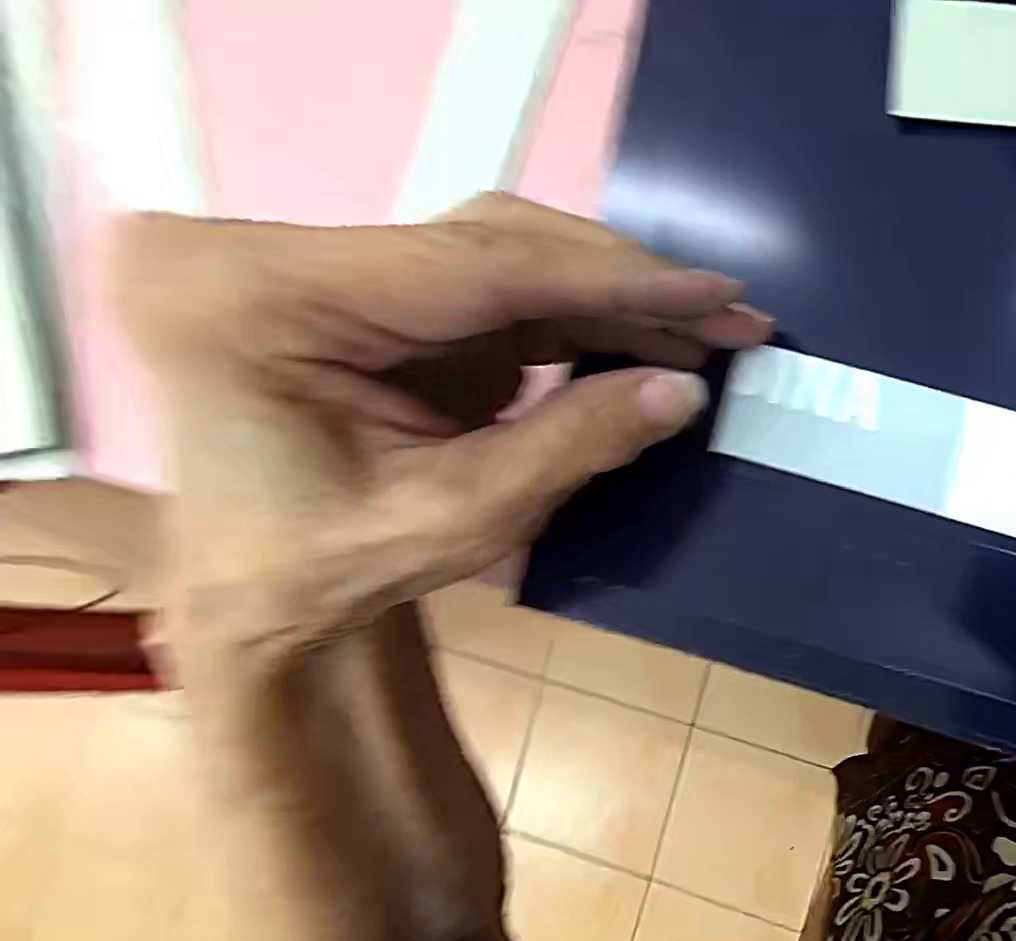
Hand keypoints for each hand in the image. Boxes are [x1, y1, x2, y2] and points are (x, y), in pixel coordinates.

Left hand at [113, 193, 772, 661]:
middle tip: (731, 313)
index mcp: (265, 295)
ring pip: (515, 263)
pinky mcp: (389, 304)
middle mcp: (291, 256)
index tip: (718, 291)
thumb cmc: (331, 568)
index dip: (617, 281)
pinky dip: (591, 323)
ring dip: (622, 301)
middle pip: (502, 244)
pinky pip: (511, 297)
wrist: (256, 593)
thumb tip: (687, 388)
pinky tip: (652, 340)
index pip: (483, 266)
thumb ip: (579, 441)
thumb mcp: (468, 513)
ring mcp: (340, 272)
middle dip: (631, 285)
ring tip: (709, 329)